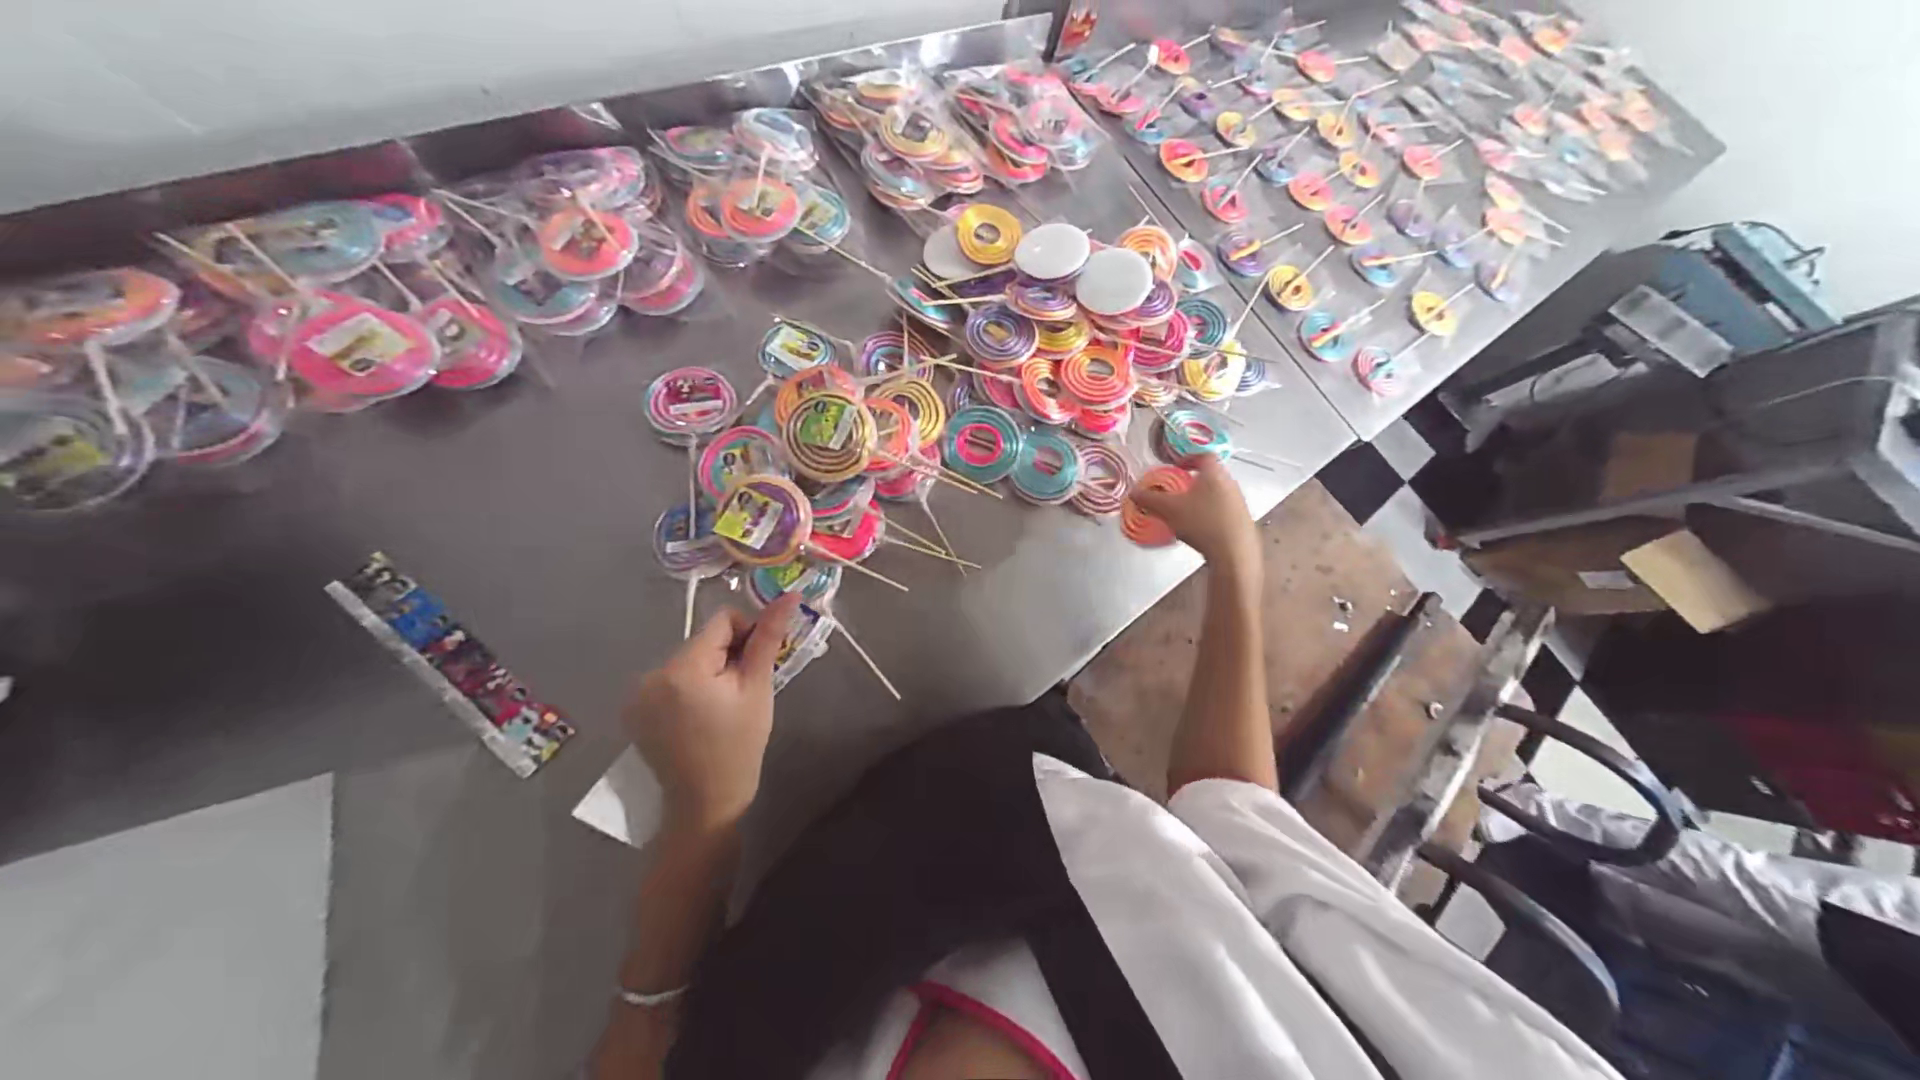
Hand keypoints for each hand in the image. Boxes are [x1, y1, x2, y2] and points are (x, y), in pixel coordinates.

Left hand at [623, 593, 801, 830]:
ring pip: (688, 659)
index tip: (756, 666)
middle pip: (703, 640)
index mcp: (682, 667)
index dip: (748, 635)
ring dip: (708, 670)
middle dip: (726, 655)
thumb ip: (769, 637)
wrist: (706, 801)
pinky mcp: (634, 709)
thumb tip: (790, 595)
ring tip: (722, 705)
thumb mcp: (758, 687)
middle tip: (742, 690)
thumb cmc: (740, 744)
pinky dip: (688, 687)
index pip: (722, 620)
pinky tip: (700, 714)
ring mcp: (637, 693)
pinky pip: (670, 679)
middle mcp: (651, 673)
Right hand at [1129, 455, 1261, 576]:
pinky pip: (1223, 511)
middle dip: (1192, 482)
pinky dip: (1210, 514)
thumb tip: (1134, 492)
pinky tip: (1199, 529)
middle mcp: (1230, 484)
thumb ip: (1149, 499)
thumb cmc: (1203, 523)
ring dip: (1201, 499)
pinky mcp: (1242, 521)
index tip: (1176, 467)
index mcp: (1214, 473)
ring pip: (1217, 493)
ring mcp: (1239, 502)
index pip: (1203, 455)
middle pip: (1211, 475)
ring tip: (1186, 512)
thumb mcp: (1168, 509)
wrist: (1234, 553)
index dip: (1188, 458)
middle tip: (1177, 491)